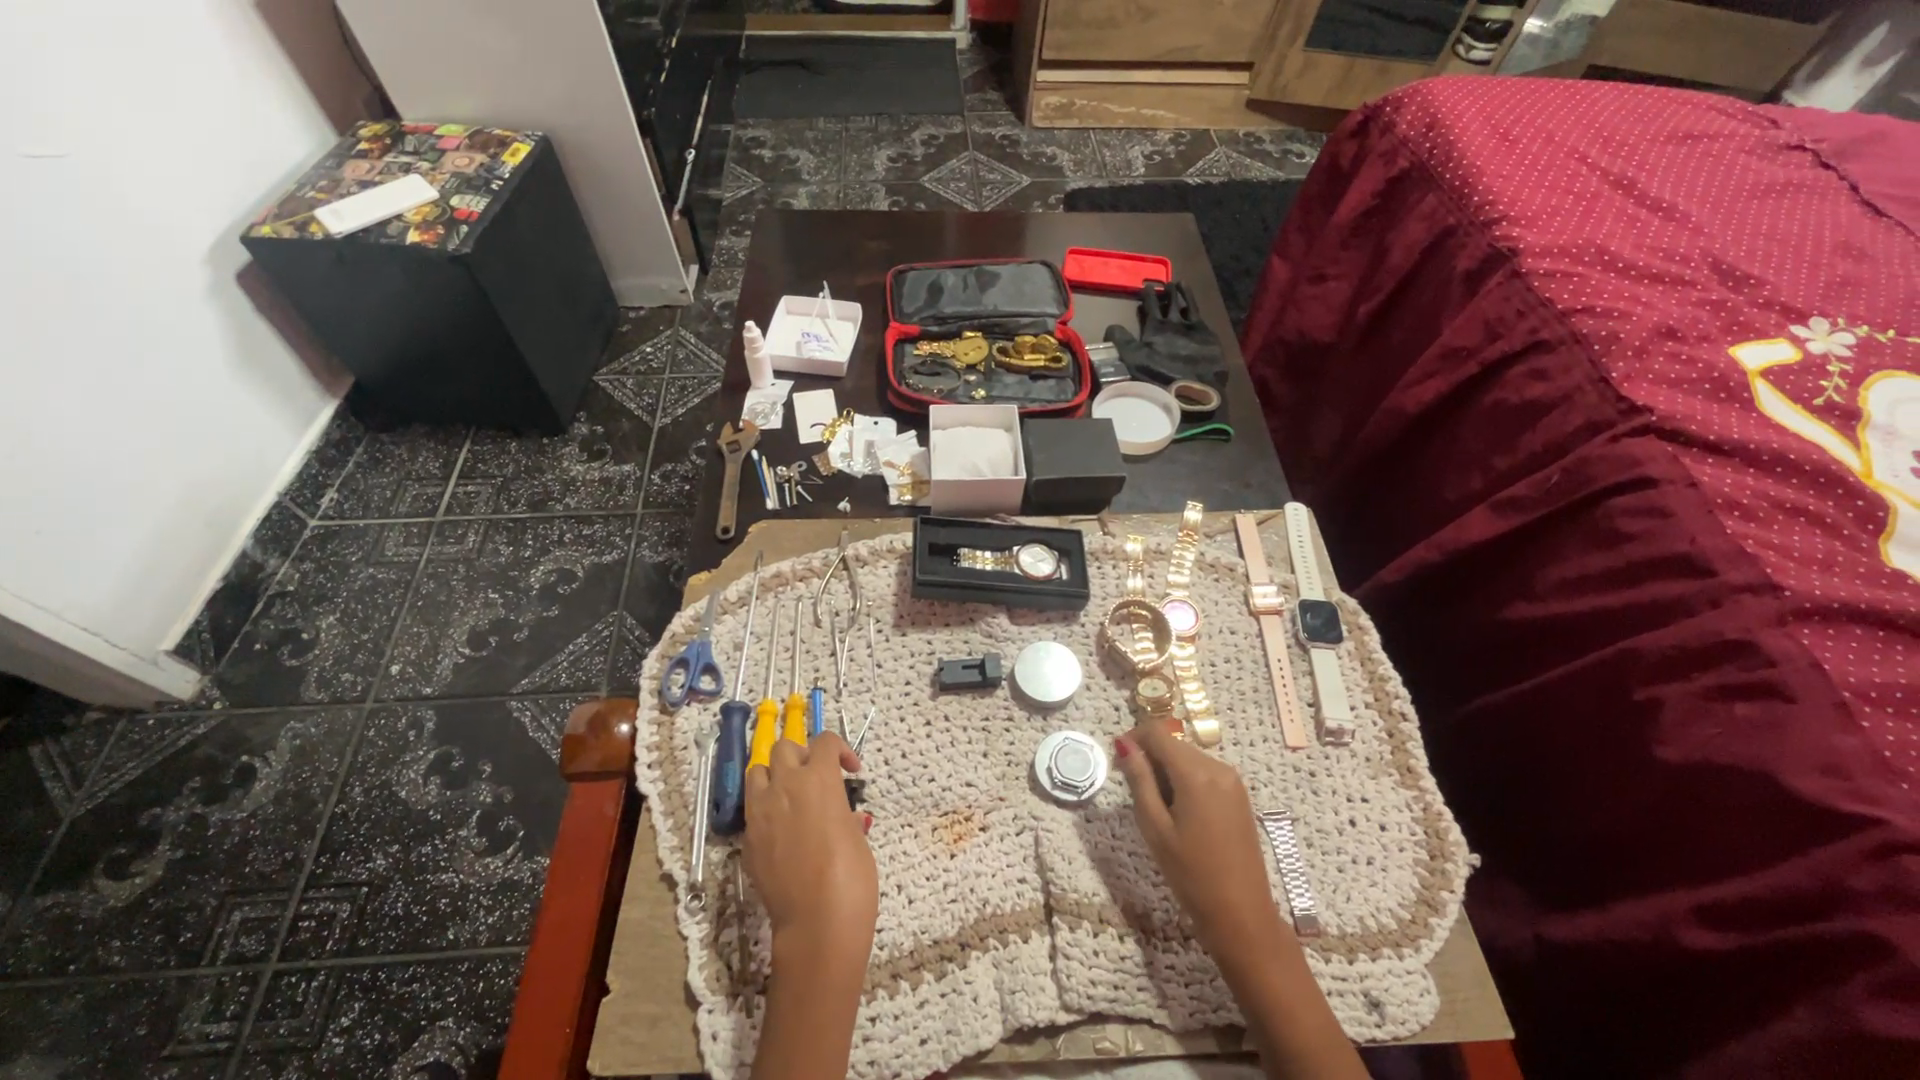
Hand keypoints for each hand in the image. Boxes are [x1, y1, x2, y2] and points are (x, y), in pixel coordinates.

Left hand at [745, 734, 877, 953]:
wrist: (817, 921)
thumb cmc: (851, 876)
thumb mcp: (856, 836)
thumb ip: (844, 813)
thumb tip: (844, 814)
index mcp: (818, 780)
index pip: (824, 742)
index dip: (840, 750)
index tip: (851, 770)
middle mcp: (784, 786)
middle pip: (784, 748)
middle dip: (803, 755)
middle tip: (818, 778)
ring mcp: (760, 812)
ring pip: (757, 771)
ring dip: (775, 775)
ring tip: (792, 796)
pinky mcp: (748, 838)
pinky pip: (753, 809)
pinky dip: (767, 809)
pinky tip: (783, 832)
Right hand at [1113, 720, 1283, 952]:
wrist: (1240, 912)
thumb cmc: (1190, 873)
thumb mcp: (1154, 826)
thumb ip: (1139, 780)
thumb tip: (1124, 744)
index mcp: (1196, 773)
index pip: (1158, 733)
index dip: (1133, 739)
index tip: (1118, 762)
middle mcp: (1219, 767)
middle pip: (1174, 744)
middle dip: (1150, 758)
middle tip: (1133, 793)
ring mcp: (1233, 781)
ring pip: (1189, 758)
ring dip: (1167, 771)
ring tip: (1157, 810)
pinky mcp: (1239, 795)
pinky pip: (1204, 773)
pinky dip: (1185, 782)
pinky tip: (1179, 814)